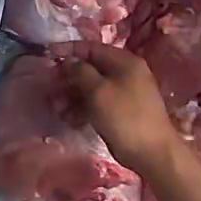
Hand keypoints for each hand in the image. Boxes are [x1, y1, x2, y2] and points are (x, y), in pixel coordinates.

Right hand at [47, 41, 181, 174]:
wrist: (152, 153)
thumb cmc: (125, 117)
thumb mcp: (99, 91)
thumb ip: (81, 72)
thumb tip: (69, 60)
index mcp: (124, 62)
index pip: (92, 48)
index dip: (69, 49)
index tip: (48, 54)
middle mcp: (125, 73)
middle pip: (90, 69)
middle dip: (68, 78)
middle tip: (50, 89)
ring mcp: (124, 93)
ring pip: (91, 88)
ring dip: (72, 96)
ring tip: (56, 109)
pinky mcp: (120, 111)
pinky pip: (97, 103)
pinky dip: (83, 109)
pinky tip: (69, 119)